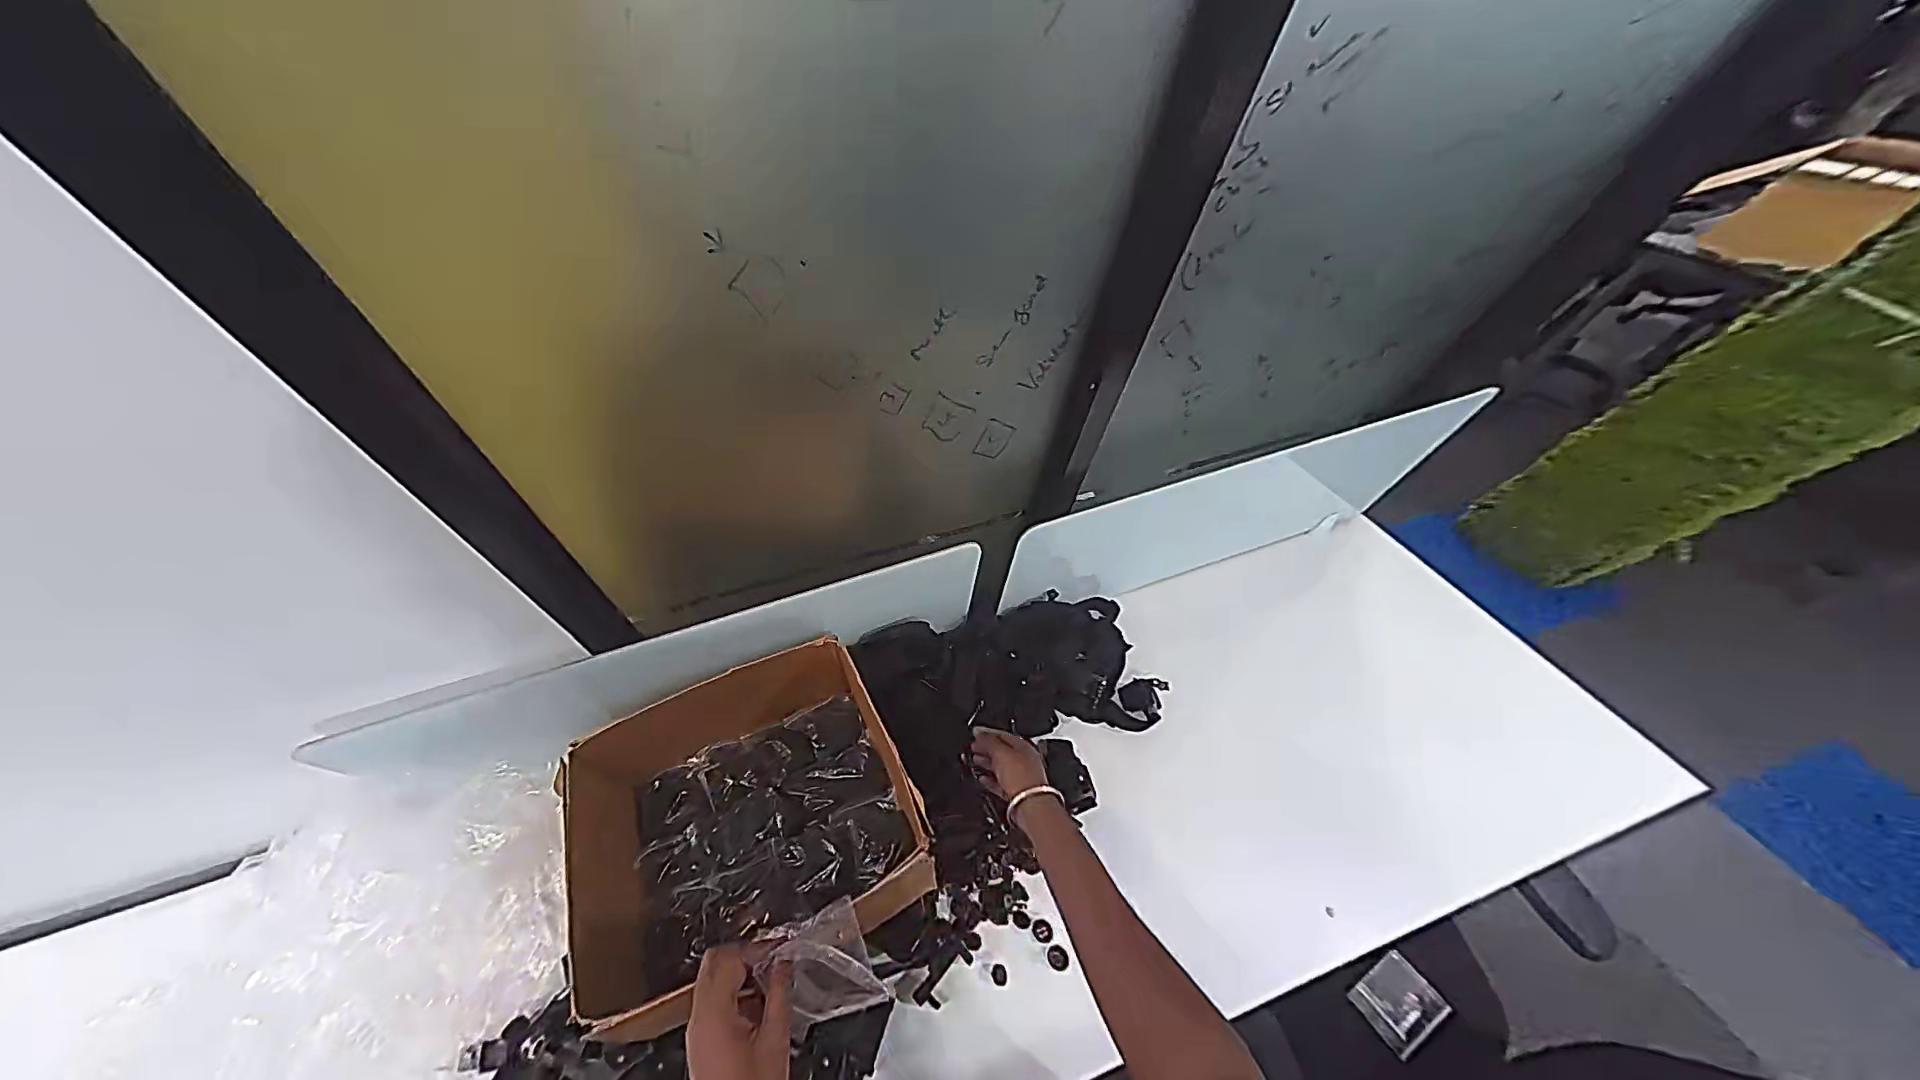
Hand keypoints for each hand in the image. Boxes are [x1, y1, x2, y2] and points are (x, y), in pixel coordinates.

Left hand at [687, 943, 791, 1079]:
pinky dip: (734, 991)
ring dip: (740, 973)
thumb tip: (783, 963)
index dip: (757, 948)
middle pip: (714, 962)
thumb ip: (779, 993)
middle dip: (745, 955)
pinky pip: (713, 1000)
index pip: (729, 958)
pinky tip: (759, 1005)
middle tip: (772, 960)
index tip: (780, 949)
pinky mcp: (701, 1039)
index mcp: (714, 1014)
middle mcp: (699, 1018)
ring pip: (712, 978)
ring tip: (769, 984)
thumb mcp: (775, 1038)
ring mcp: (697, 1029)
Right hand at [970, 728, 1049, 809]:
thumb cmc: (1022, 777)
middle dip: (986, 749)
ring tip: (975, 760)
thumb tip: (979, 732)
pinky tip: (983, 778)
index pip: (1003, 735)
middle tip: (973, 747)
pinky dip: (990, 780)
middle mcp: (1024, 761)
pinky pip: (1000, 783)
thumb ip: (988, 742)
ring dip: (986, 763)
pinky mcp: (1015, 792)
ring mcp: (1020, 777)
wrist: (1029, 804)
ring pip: (1001, 767)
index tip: (975, 734)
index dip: (987, 734)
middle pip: (1002, 751)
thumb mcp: (1001, 753)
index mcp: (1023, 747)